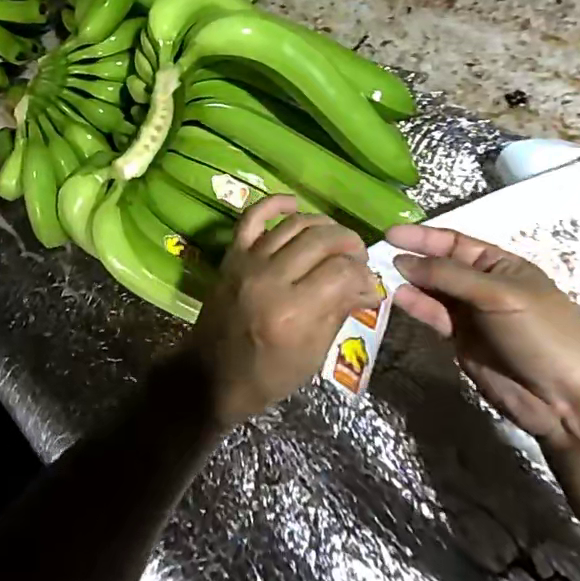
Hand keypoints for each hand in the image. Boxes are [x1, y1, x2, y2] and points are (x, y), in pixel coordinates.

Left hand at [185, 195, 380, 427]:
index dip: (363, 274)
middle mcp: (271, 279)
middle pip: (322, 241)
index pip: (341, 273)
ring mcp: (248, 263)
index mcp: (293, 312)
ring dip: (324, 224)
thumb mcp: (313, 354)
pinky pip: (253, 216)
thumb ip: (339, 311)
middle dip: (350, 244)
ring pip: (294, 224)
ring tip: (337, 237)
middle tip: (359, 257)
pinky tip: (295, 205)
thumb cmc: (267, 375)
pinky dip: (275, 204)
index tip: (369, 282)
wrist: (210, 376)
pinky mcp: (232, 256)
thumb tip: (369, 285)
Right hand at [387, 224, 579, 443]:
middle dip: (414, 258)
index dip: (423, 236)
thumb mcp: (499, 295)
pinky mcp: (463, 342)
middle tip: (379, 255)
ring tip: (383, 276)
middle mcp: (483, 285)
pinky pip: (435, 317)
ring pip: (434, 291)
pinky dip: (417, 307)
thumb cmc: (542, 333)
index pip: (454, 242)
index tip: (391, 234)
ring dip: (412, 282)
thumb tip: (405, 261)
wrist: (568, 401)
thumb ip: (450, 276)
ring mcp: (472, 315)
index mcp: (500, 264)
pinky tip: (399, 299)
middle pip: (441, 265)